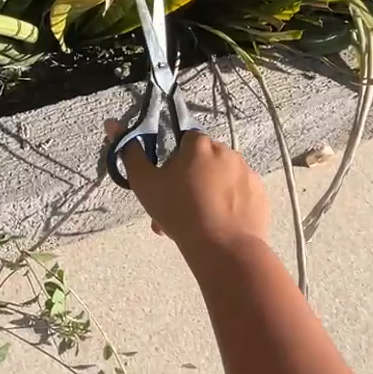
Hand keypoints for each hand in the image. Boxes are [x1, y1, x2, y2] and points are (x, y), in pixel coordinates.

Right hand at [107, 120, 269, 257]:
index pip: (184, 141)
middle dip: (192, 180)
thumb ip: (129, 152)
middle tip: (178, 209)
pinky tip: (220, 225)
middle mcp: (226, 151)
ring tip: (197, 223)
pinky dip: (231, 205)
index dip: (173, 162)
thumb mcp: (145, 183)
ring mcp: (248, 173)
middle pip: (204, 161)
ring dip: (210, 193)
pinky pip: (241, 195)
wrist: (224, 250)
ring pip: (222, 179)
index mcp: (199, 144)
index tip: (167, 184)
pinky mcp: (261, 195)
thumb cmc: (180, 212)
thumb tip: (111, 123)